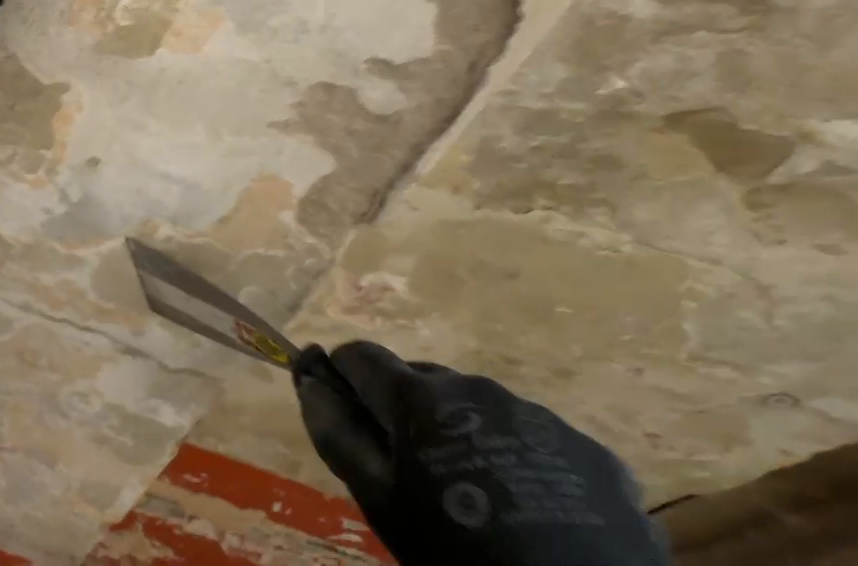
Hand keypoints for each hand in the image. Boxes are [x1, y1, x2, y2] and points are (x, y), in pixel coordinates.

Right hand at [293, 342, 670, 564]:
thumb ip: (334, 429)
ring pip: (478, 406)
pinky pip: (533, 438)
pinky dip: (515, 457)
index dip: (345, 380)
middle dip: (406, 408)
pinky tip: (524, 507)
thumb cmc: (455, 550)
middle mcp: (476, 387)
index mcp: (419, 395)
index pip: (360, 355)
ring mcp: (539, 416)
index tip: (349, 418)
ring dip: (462, 430)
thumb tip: (308, 375)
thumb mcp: (378, 498)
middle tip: (413, 469)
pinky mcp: (591, 451)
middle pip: (421, 378)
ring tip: (474, 492)